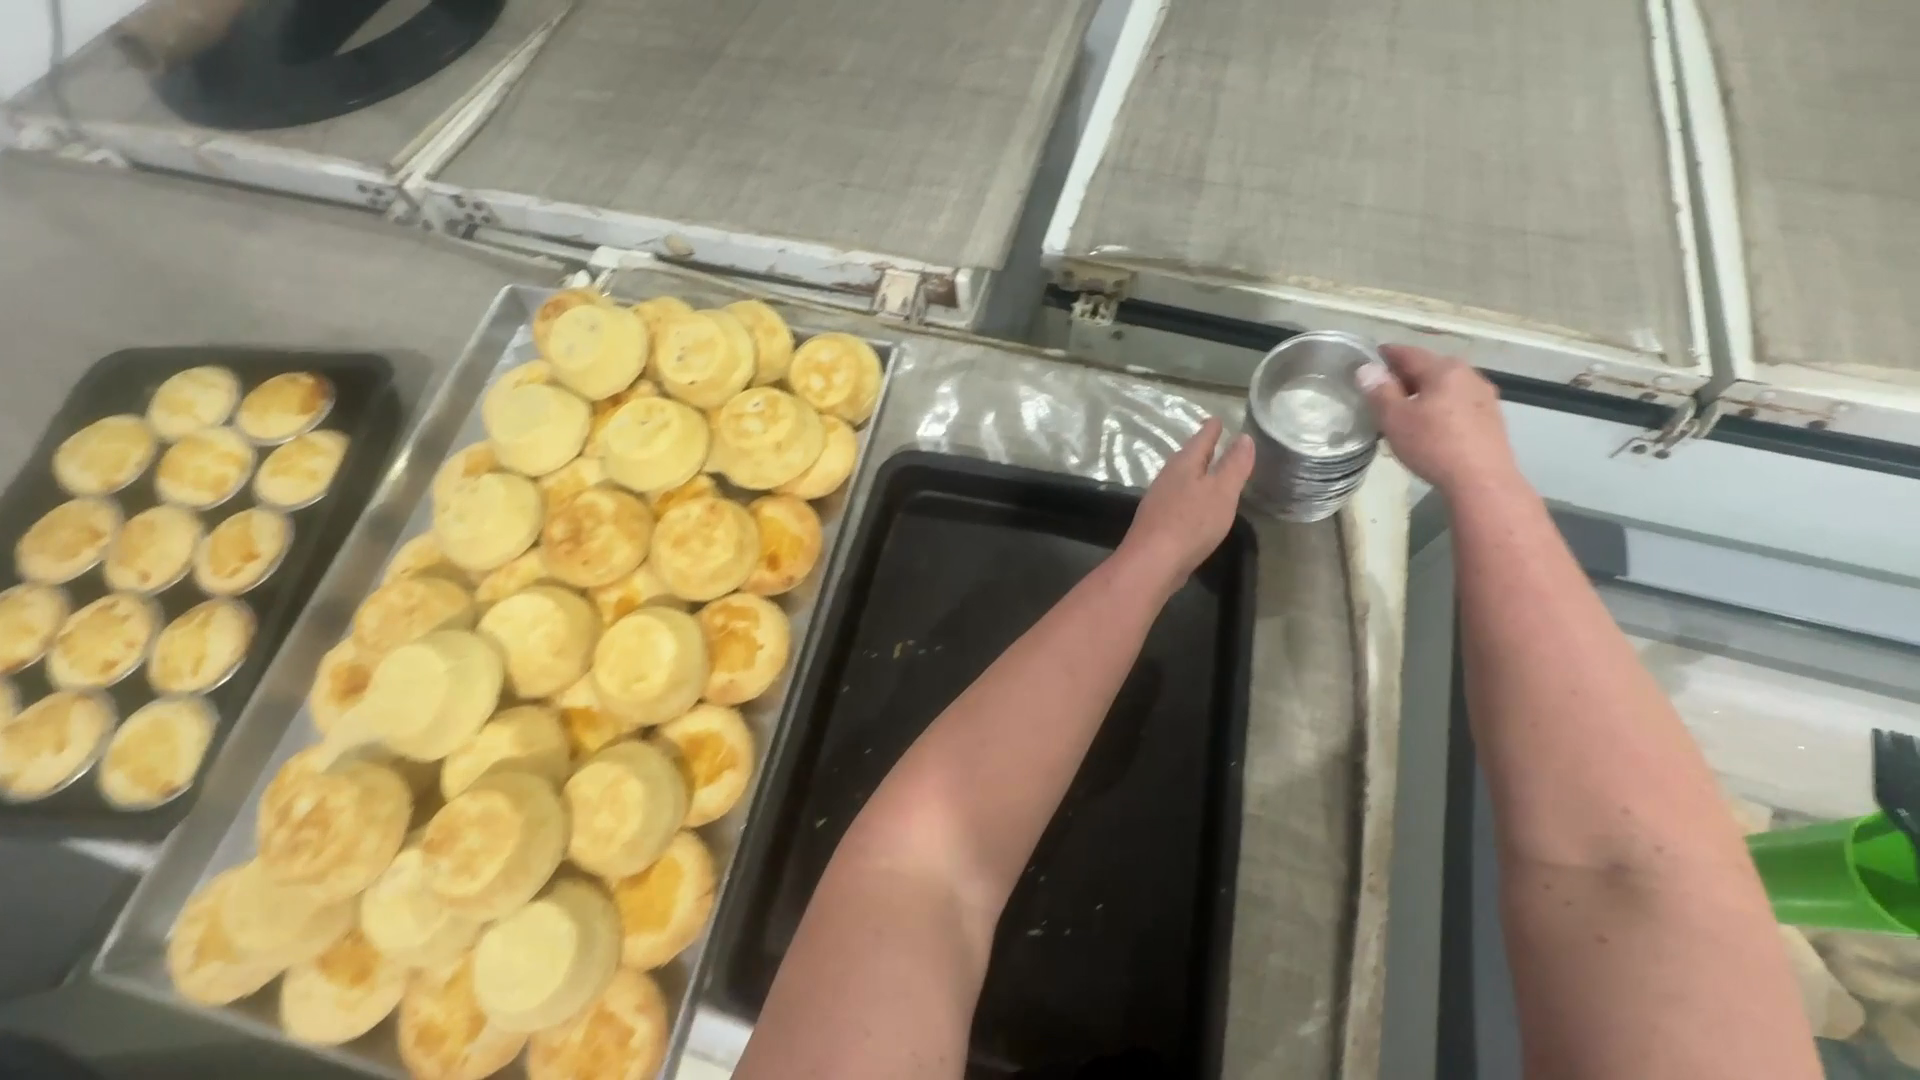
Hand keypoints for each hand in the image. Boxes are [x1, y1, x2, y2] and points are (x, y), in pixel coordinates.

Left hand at [1120, 418, 1253, 583]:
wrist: (1153, 561)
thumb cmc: (1191, 523)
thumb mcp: (1222, 491)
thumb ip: (1234, 465)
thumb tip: (1243, 437)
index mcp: (1184, 465)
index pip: (1200, 440)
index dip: (1211, 430)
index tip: (1216, 419)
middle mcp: (1168, 477)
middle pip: (1187, 457)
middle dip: (1200, 448)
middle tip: (1211, 439)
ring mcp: (1159, 499)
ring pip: (1180, 477)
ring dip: (1193, 471)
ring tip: (1205, 468)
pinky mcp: (1157, 520)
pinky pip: (1176, 497)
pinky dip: (1188, 492)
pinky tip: (1192, 502)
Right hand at [1357, 345, 1519, 495]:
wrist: (1481, 480)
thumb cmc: (1433, 445)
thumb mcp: (1395, 419)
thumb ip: (1379, 391)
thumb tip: (1367, 369)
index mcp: (1444, 369)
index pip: (1408, 352)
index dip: (1385, 355)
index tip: (1367, 360)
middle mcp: (1468, 374)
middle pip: (1429, 367)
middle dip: (1405, 376)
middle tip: (1381, 391)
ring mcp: (1484, 395)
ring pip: (1445, 385)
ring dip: (1424, 392)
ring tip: (1405, 411)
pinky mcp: (1491, 417)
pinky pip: (1458, 402)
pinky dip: (1440, 406)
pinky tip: (1431, 425)